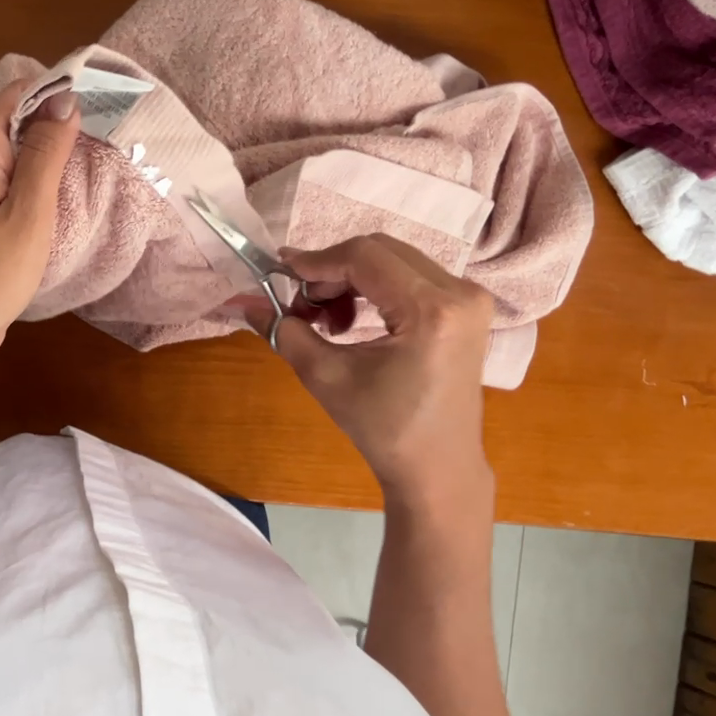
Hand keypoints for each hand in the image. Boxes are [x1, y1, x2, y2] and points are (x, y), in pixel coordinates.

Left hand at [0, 81, 80, 374]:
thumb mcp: (27, 215)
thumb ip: (44, 155)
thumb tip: (65, 98)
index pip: (16, 94)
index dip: (57, 87)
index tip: (102, 92)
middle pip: (15, 119)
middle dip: (58, 116)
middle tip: (110, 122)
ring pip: (16, 151)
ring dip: (51, 148)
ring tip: (98, 148)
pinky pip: (12, 179)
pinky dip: (38, 176)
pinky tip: (65, 185)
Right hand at [242, 234, 494, 502]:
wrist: (435, 463)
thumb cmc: (382, 426)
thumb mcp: (325, 377)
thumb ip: (286, 332)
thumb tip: (248, 304)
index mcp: (431, 309)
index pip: (364, 257)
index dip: (316, 260)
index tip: (277, 271)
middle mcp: (459, 292)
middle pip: (380, 252)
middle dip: (331, 271)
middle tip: (299, 305)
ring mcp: (467, 298)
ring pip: (393, 261)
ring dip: (349, 280)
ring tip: (324, 320)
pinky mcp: (464, 308)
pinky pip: (408, 277)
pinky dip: (371, 289)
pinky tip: (348, 321)